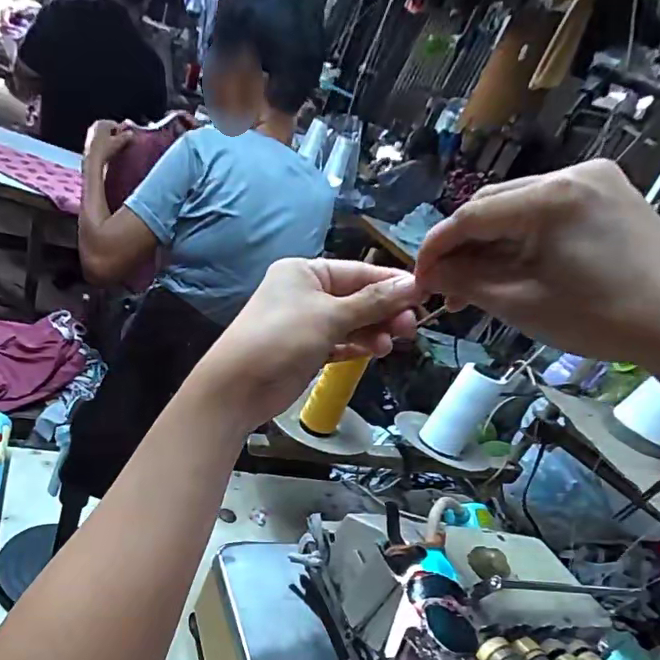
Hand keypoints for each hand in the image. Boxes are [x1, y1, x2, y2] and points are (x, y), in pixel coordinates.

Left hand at [84, 120, 132, 164]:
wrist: (92, 161)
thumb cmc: (106, 150)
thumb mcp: (118, 143)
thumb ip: (126, 137)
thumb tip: (132, 133)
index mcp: (102, 122)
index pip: (116, 125)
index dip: (121, 133)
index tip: (124, 141)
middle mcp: (95, 124)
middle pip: (109, 129)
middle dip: (114, 136)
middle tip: (118, 146)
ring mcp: (90, 132)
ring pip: (103, 135)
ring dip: (108, 140)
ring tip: (112, 149)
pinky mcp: (87, 140)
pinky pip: (98, 140)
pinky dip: (102, 143)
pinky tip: (105, 151)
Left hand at [187, 259, 423, 432]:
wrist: (237, 387)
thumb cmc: (281, 339)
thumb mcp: (329, 316)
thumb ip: (372, 302)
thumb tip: (412, 285)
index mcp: (305, 272)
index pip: (358, 272)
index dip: (390, 284)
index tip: (422, 295)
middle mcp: (305, 293)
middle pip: (356, 298)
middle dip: (384, 312)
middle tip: (410, 328)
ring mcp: (305, 324)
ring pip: (350, 323)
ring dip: (372, 332)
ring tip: (391, 344)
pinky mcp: (306, 352)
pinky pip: (339, 344)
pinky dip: (357, 346)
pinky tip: (375, 351)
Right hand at [414, 160, 659, 370]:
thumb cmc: (599, 316)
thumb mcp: (521, 304)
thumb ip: (467, 283)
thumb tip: (429, 275)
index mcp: (549, 197)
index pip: (470, 215)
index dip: (436, 248)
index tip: (418, 280)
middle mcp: (571, 173)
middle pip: (492, 205)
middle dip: (463, 246)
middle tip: (448, 289)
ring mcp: (594, 180)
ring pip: (518, 207)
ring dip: (491, 243)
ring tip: (479, 285)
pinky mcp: (609, 194)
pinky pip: (547, 210)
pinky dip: (522, 237)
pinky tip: (515, 267)